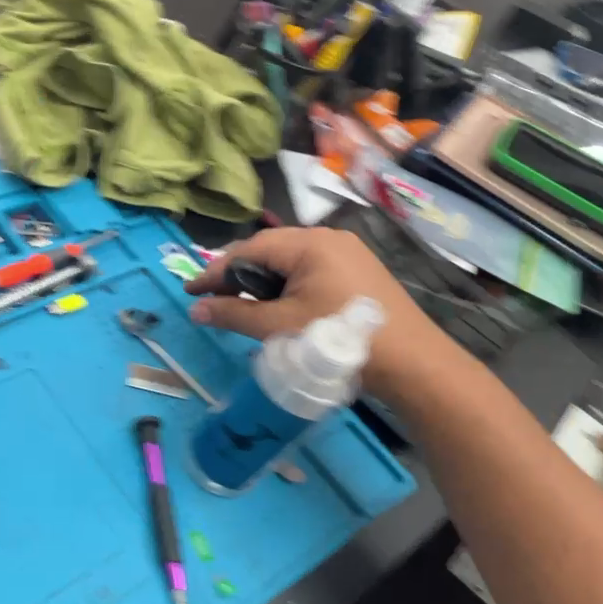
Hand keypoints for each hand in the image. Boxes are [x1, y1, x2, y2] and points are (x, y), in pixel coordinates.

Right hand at [183, 227, 450, 394]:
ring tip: (242, 307)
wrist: (412, 365)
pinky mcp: (358, 273)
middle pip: (269, 250)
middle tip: (212, 299)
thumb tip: (196, 310)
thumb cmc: (338, 339)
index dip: (216, 271)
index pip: (249, 249)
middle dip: (238, 275)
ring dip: (262, 282)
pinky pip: (309, 271)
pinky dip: (285, 287)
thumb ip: (234, 314)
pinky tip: (277, 309)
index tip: (190, 291)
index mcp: (309, 244)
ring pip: (290, 261)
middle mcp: (329, 239)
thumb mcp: (279, 327)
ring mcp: (348, 255)